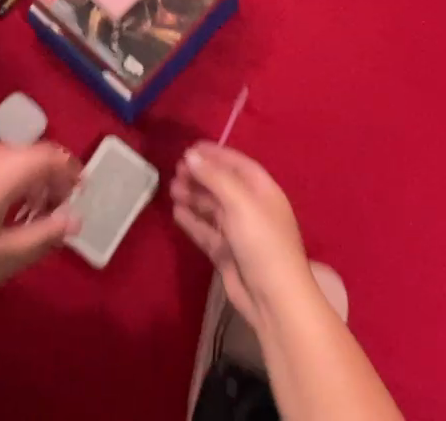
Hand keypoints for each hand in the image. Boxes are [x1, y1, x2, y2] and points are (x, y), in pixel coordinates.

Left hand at [0, 142, 80, 322]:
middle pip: (24, 155)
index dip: (68, 169)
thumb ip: (44, 235)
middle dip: (46, 177)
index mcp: (0, 172)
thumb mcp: (4, 259)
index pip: (46, 155)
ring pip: (1, 163)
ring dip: (22, 182)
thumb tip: (75, 219)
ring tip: (25, 219)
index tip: (81, 191)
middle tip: (55, 210)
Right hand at [172, 143, 320, 332]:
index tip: (190, 148)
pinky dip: (192, 221)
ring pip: (212, 207)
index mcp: (263, 191)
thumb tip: (191, 156)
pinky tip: (176, 213)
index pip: (237, 165)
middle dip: (201, 175)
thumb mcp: (240, 203)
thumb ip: (215, 177)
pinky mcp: (227, 252)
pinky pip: (206, 231)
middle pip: (223, 185)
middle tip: (176, 170)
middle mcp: (251, 208)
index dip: (215, 154)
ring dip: (194, 196)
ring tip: (172, 189)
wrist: (273, 297)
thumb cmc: (262, 242)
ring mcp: (239, 231)